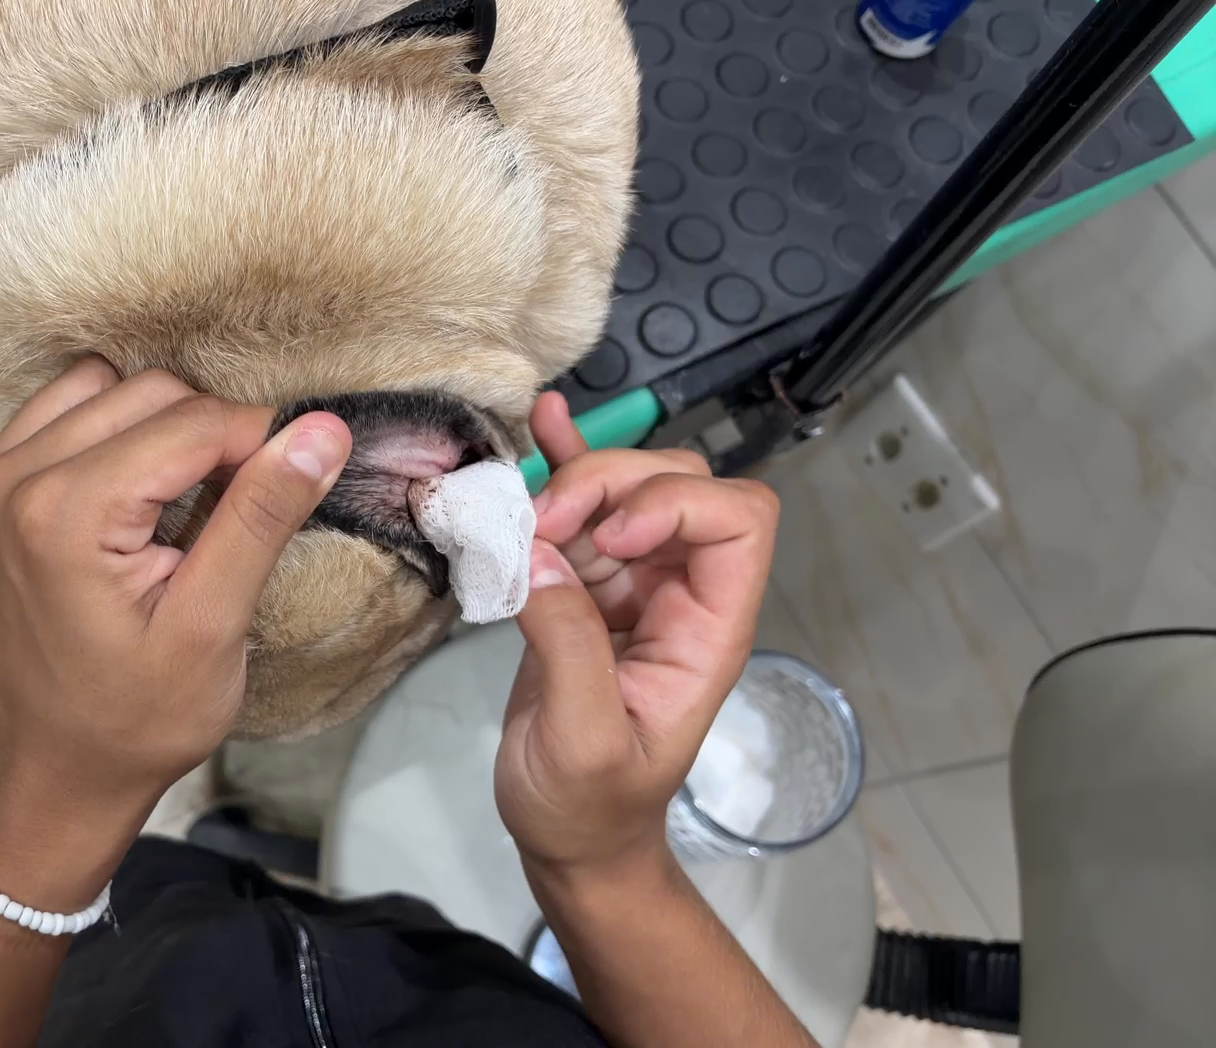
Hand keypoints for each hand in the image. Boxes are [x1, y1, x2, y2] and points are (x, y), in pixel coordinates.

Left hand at [0, 358, 350, 907]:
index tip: (297, 475)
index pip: (190, 423)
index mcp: (62, 514)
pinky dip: (113, 429)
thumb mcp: (213, 626)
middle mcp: (7, 478)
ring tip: (184, 499)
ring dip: (162, 426)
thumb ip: (261, 517)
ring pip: (105, 387)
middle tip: (238, 505)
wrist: (58, 765)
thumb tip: (321, 430)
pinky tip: (132, 487)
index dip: (259, 440)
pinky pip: (63, 409)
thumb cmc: (140, 717)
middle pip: (148, 394)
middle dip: (212, 435)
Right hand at [495, 391, 778, 883]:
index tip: (599, 540)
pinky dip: (563, 460)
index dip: (673, 506)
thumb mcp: (583, 740)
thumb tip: (534, 553)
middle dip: (606, 486)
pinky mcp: (576, 585)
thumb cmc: (589, 804)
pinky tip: (545, 421)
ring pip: (621, 487)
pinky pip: (578, 509)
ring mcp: (624, 584)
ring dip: (571, 478)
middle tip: (538, 529)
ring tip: (517, 504)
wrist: (569, 833)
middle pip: (675, 485)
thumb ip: (567, 644)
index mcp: (706, 630)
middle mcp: (675, 592)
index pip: (737, 522)